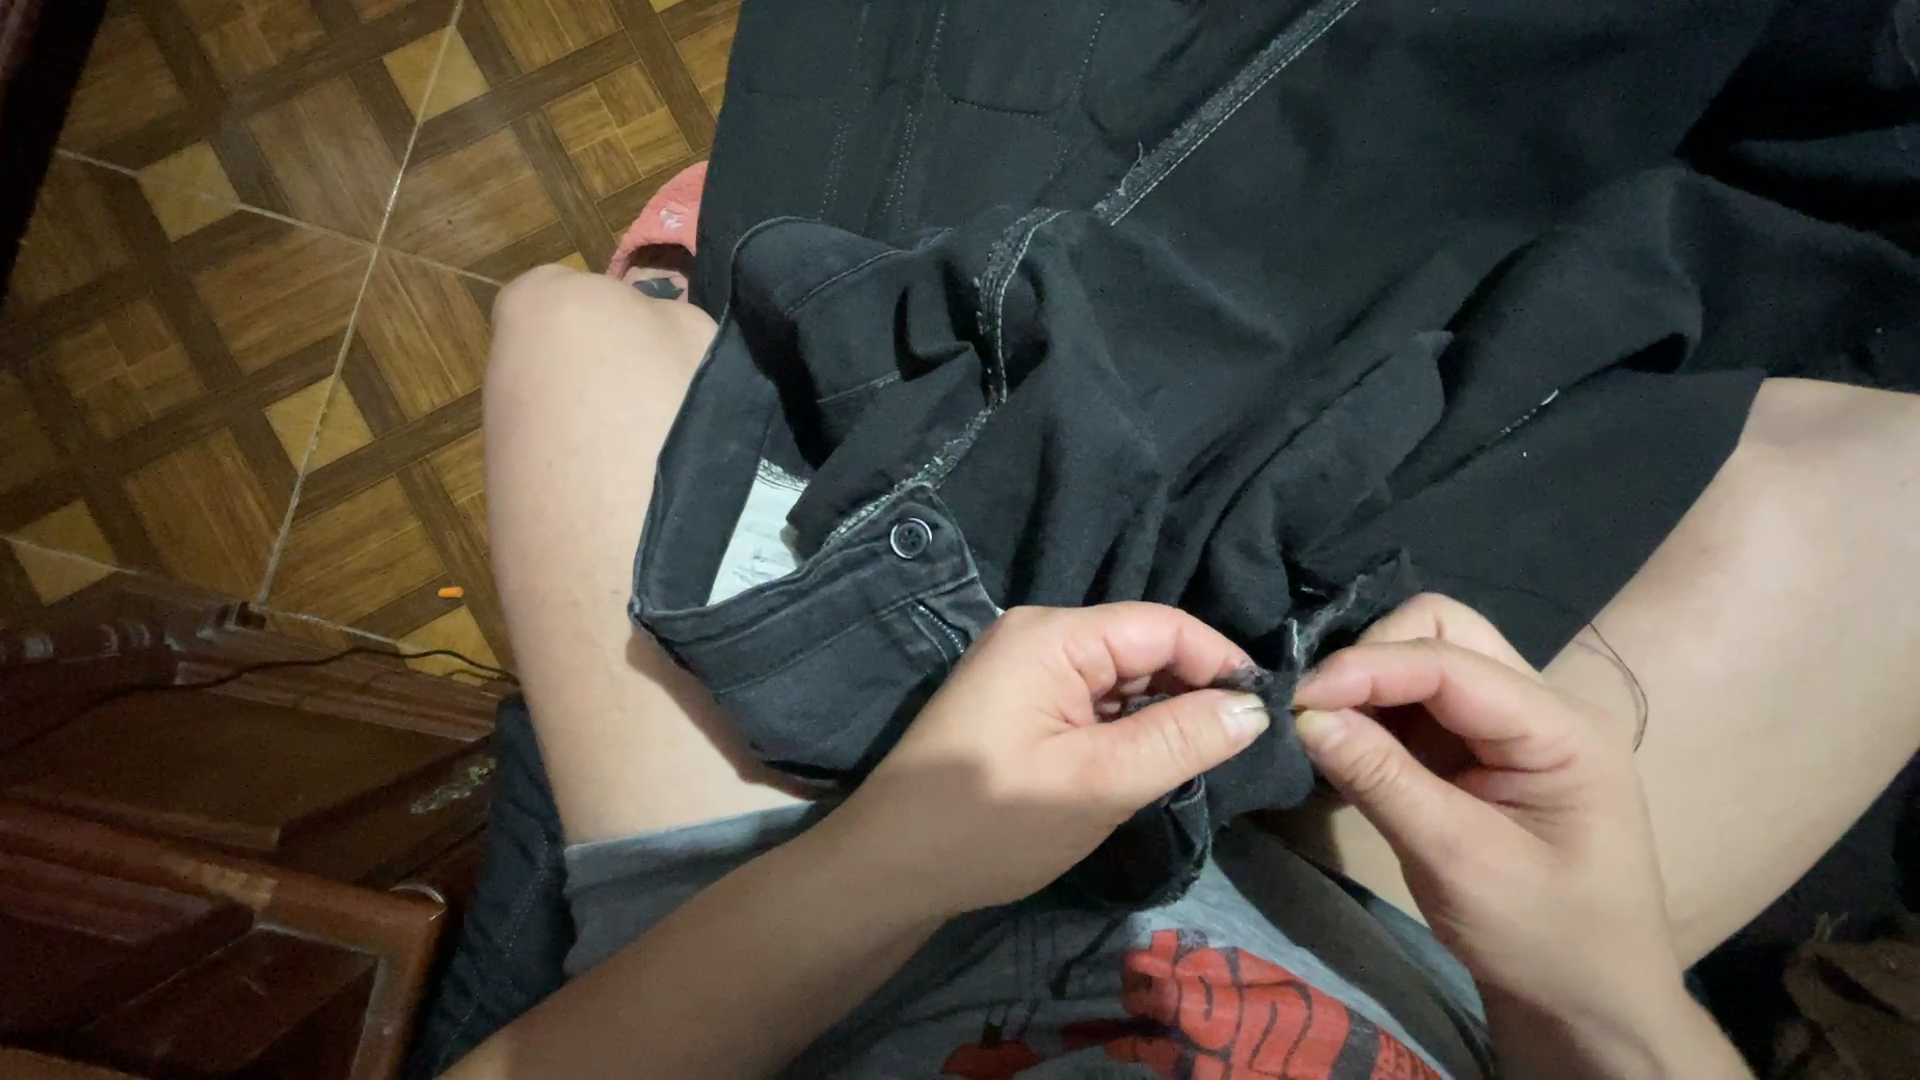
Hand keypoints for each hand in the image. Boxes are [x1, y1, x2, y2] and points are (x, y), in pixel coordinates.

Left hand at [818, 603, 1270, 918]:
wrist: (891, 865)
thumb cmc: (990, 822)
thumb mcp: (1098, 783)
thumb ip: (1180, 738)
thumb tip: (1253, 706)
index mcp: (1050, 635)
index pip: (1160, 625)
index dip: (1218, 661)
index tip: (1266, 713)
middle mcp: (1036, 635)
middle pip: (1139, 646)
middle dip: (1191, 690)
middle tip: (1239, 747)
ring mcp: (1023, 667)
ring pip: (1118, 676)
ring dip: (1160, 712)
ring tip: (1202, 759)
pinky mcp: (1019, 701)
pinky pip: (1090, 699)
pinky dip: (1125, 726)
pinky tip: (1150, 760)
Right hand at [1289, 594, 1714, 1075]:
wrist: (1582, 999)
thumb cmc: (1543, 936)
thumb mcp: (1458, 861)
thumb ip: (1380, 777)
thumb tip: (1302, 715)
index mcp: (1558, 728)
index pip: (1446, 658)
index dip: (1365, 666)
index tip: (1297, 699)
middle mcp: (1533, 705)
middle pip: (1441, 628)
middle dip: (1369, 654)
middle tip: (1317, 704)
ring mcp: (1500, 721)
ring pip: (1418, 652)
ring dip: (1363, 679)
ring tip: (1320, 721)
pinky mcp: (1467, 742)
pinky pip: (1406, 696)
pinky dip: (1366, 706)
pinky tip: (1341, 737)